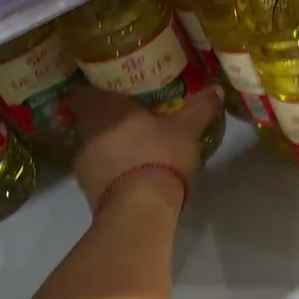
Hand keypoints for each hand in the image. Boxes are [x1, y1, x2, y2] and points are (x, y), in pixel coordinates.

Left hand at [66, 84, 221, 211]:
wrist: (140, 210)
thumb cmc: (160, 155)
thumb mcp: (187, 129)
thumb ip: (199, 107)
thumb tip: (215, 88)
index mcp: (103, 109)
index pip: (85, 92)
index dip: (99, 90)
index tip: (117, 91)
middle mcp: (86, 134)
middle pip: (92, 120)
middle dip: (112, 119)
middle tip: (136, 118)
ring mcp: (83, 165)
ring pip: (96, 147)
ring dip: (113, 146)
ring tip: (139, 148)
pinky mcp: (88, 192)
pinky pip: (101, 171)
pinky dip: (115, 170)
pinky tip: (137, 173)